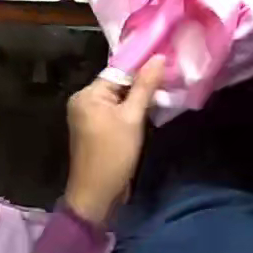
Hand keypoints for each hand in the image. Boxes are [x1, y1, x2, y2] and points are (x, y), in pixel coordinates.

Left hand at [64, 57, 163, 224]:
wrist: (97, 195)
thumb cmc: (114, 154)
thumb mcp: (133, 118)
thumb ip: (145, 86)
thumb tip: (158, 57)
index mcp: (87, 94)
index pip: (118, 71)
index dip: (142, 69)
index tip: (166, 66)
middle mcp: (83, 101)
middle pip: (118, 84)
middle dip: (141, 85)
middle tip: (169, 82)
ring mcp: (88, 116)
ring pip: (118, 99)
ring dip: (138, 100)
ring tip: (163, 95)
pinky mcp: (95, 130)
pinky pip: (115, 113)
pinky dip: (130, 112)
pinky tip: (149, 112)